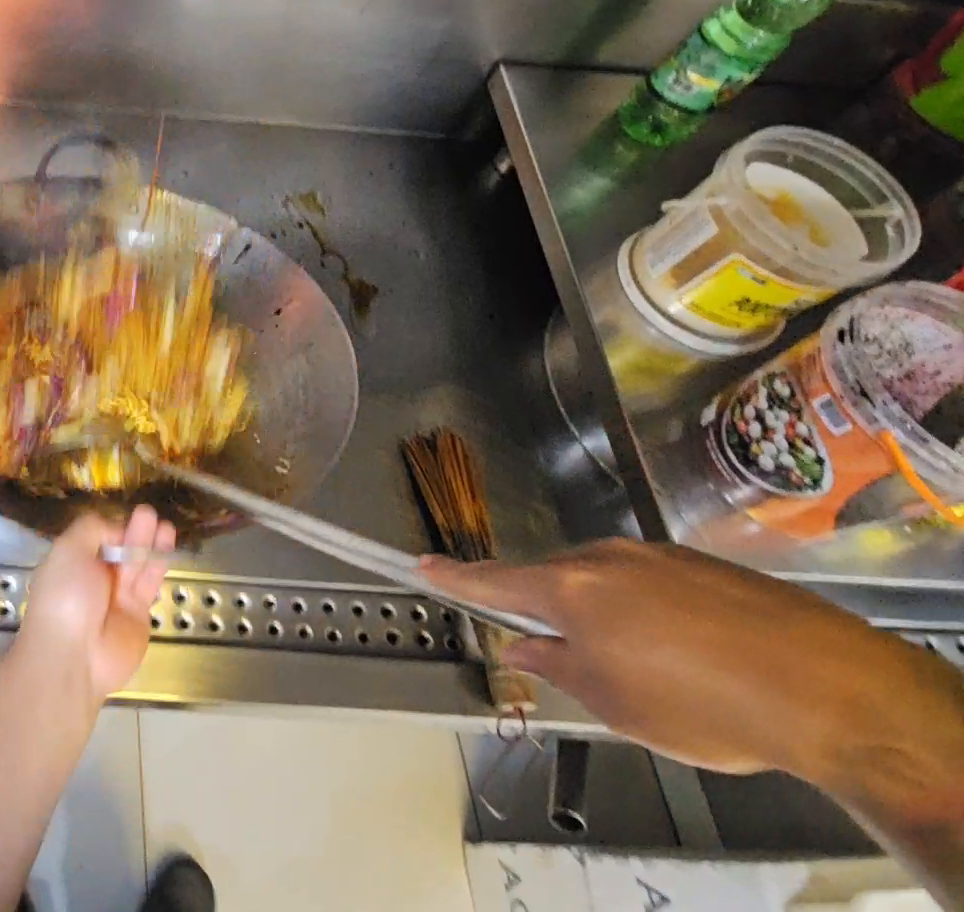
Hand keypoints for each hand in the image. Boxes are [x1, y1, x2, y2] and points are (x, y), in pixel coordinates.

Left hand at [17, 507, 174, 699]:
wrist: (74, 654)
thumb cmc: (64, 596)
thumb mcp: (68, 550)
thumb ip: (92, 530)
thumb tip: (116, 531)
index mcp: (71, 563)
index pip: (94, 539)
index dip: (111, 528)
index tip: (124, 518)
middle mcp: (94, 578)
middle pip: (118, 549)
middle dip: (133, 531)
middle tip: (148, 513)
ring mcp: (116, 596)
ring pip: (137, 562)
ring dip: (149, 542)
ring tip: (162, 523)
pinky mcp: (139, 612)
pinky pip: (150, 582)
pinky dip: (159, 561)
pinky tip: (167, 542)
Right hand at [419, 539, 963, 787]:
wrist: (843, 696)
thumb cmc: (705, 706)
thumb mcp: (612, 702)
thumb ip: (556, 665)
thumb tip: (526, 646)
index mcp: (571, 589)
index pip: (493, 581)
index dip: (452, 577)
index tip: (420, 565)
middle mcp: (608, 558)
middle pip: (553, 581)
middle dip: (551, 614)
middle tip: (572, 662)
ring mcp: (662, 557)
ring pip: (607, 583)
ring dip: (607, 616)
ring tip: (651, 672)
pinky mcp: (709, 566)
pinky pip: (654, 584)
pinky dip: (653, 614)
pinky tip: (694, 657)